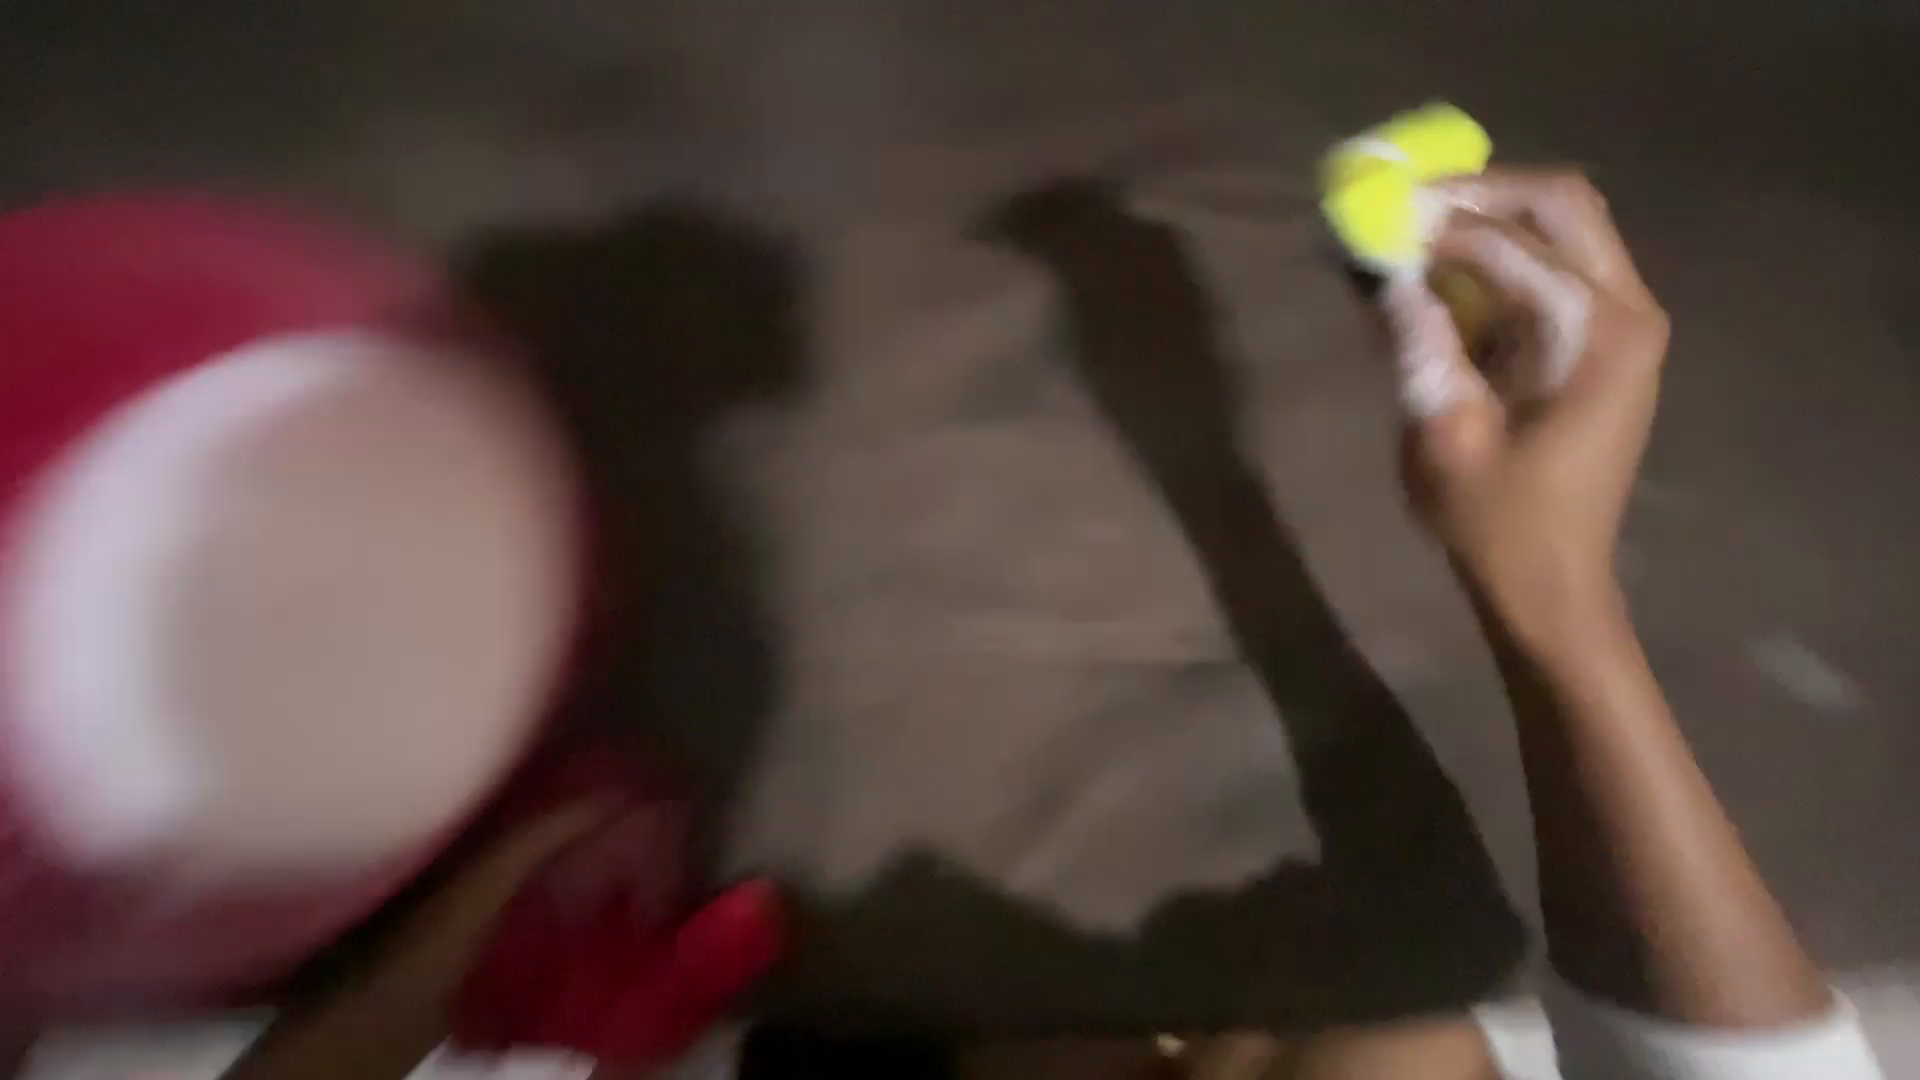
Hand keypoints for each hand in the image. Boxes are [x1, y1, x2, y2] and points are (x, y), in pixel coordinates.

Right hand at [1382, 169, 1669, 653]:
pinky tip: (1442, 281)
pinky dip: (1495, 264)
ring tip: (1414, 238)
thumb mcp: (1440, 434)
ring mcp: (1620, 324)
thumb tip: (1386, 276)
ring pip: (1561, 231)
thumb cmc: (1493, 518)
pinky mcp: (1598, 344)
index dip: (1442, 224)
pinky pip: (1549, 273)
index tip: (1379, 218)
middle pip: (1561, 207)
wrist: (1548, 576)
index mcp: (1595, 334)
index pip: (1515, 241)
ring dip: (1487, 225)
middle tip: (1405, 209)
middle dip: (1479, 197)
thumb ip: (1418, 346)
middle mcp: (1625, 310)